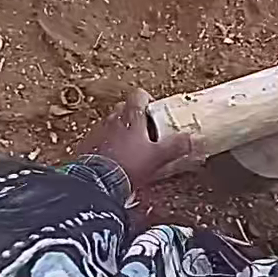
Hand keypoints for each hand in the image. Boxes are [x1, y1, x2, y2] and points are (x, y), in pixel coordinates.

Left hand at [75, 89, 195, 190]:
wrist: (97, 181)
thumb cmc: (128, 165)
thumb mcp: (158, 157)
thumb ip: (176, 146)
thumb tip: (191, 139)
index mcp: (131, 117)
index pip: (139, 95)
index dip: (147, 101)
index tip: (154, 112)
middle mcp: (113, 119)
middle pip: (124, 108)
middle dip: (134, 117)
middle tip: (144, 133)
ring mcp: (98, 130)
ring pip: (111, 123)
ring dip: (119, 131)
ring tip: (129, 149)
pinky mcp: (87, 144)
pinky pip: (99, 138)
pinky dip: (106, 144)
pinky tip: (113, 159)